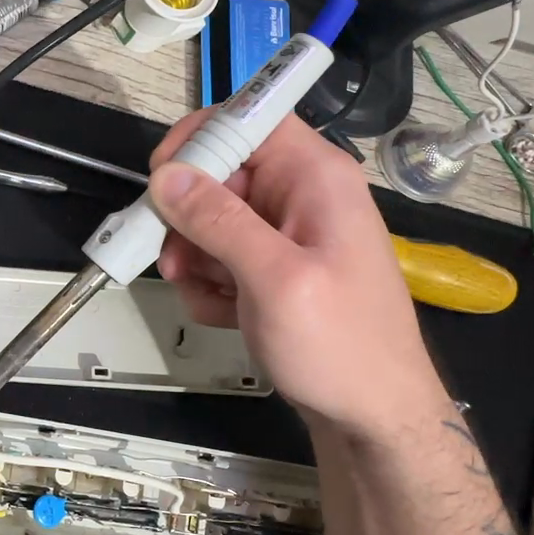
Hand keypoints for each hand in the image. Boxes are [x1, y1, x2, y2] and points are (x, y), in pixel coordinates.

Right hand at [146, 110, 449, 437]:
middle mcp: (299, 195)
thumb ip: (219, 223)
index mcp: (315, 178)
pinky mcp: (269, 266)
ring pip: (207, 220)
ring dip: (193, 258)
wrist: (371, 415)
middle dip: (187, 218)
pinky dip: (208, 283)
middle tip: (178, 261)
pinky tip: (226, 311)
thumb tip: (166, 176)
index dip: (199, 138)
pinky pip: (216, 256)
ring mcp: (283, 233)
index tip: (161, 179)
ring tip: (211, 296)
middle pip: (217, 174)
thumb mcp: (275, 280)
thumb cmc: (340, 346)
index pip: (248, 119)